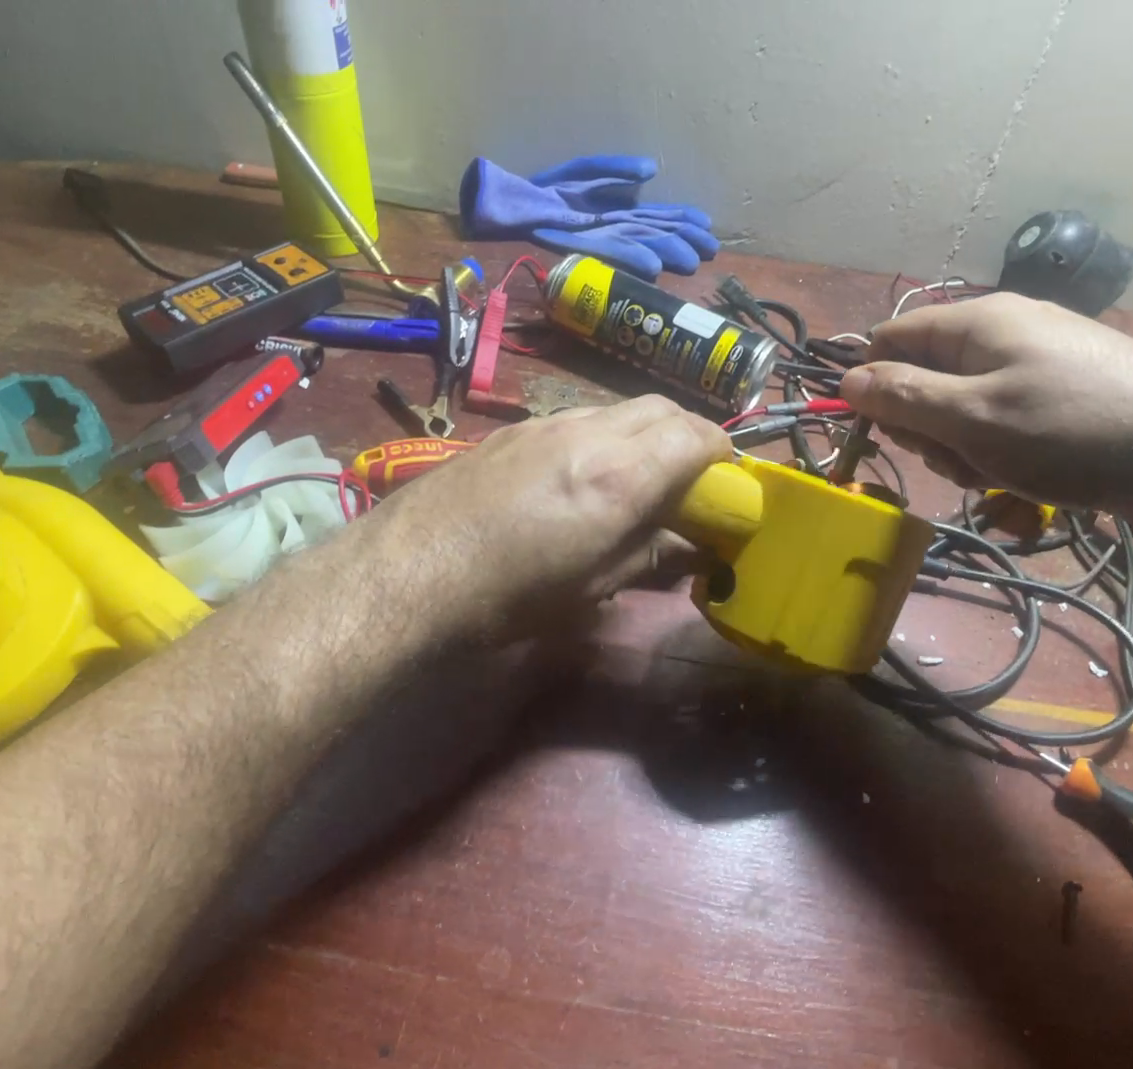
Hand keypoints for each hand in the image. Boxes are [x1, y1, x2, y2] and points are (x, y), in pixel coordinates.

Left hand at [356, 396, 730, 638]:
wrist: (406, 572)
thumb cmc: (508, 596)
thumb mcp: (592, 587)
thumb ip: (652, 554)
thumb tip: (697, 548)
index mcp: (620, 474)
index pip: (697, 435)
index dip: (723, 456)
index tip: (726, 487)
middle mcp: (589, 432)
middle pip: (662, 408)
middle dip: (689, 436)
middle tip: (690, 483)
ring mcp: (546, 424)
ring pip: (618, 409)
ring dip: (644, 435)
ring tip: (638, 482)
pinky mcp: (512, 430)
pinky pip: (578, 419)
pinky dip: (603, 437)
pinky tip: (582, 480)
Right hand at [838, 293, 1132, 511]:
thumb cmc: (1069, 432)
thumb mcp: (971, 419)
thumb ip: (902, 398)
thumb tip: (846, 378)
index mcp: (977, 321)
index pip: (890, 339)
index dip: (874, 386)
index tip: (887, 434)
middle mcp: (1005, 327)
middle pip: (925, 374)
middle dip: (927, 424)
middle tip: (957, 459)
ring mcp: (1039, 355)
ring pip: (963, 400)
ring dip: (963, 443)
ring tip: (998, 470)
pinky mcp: (1065, 385)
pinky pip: (1003, 410)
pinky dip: (999, 443)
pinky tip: (1027, 468)